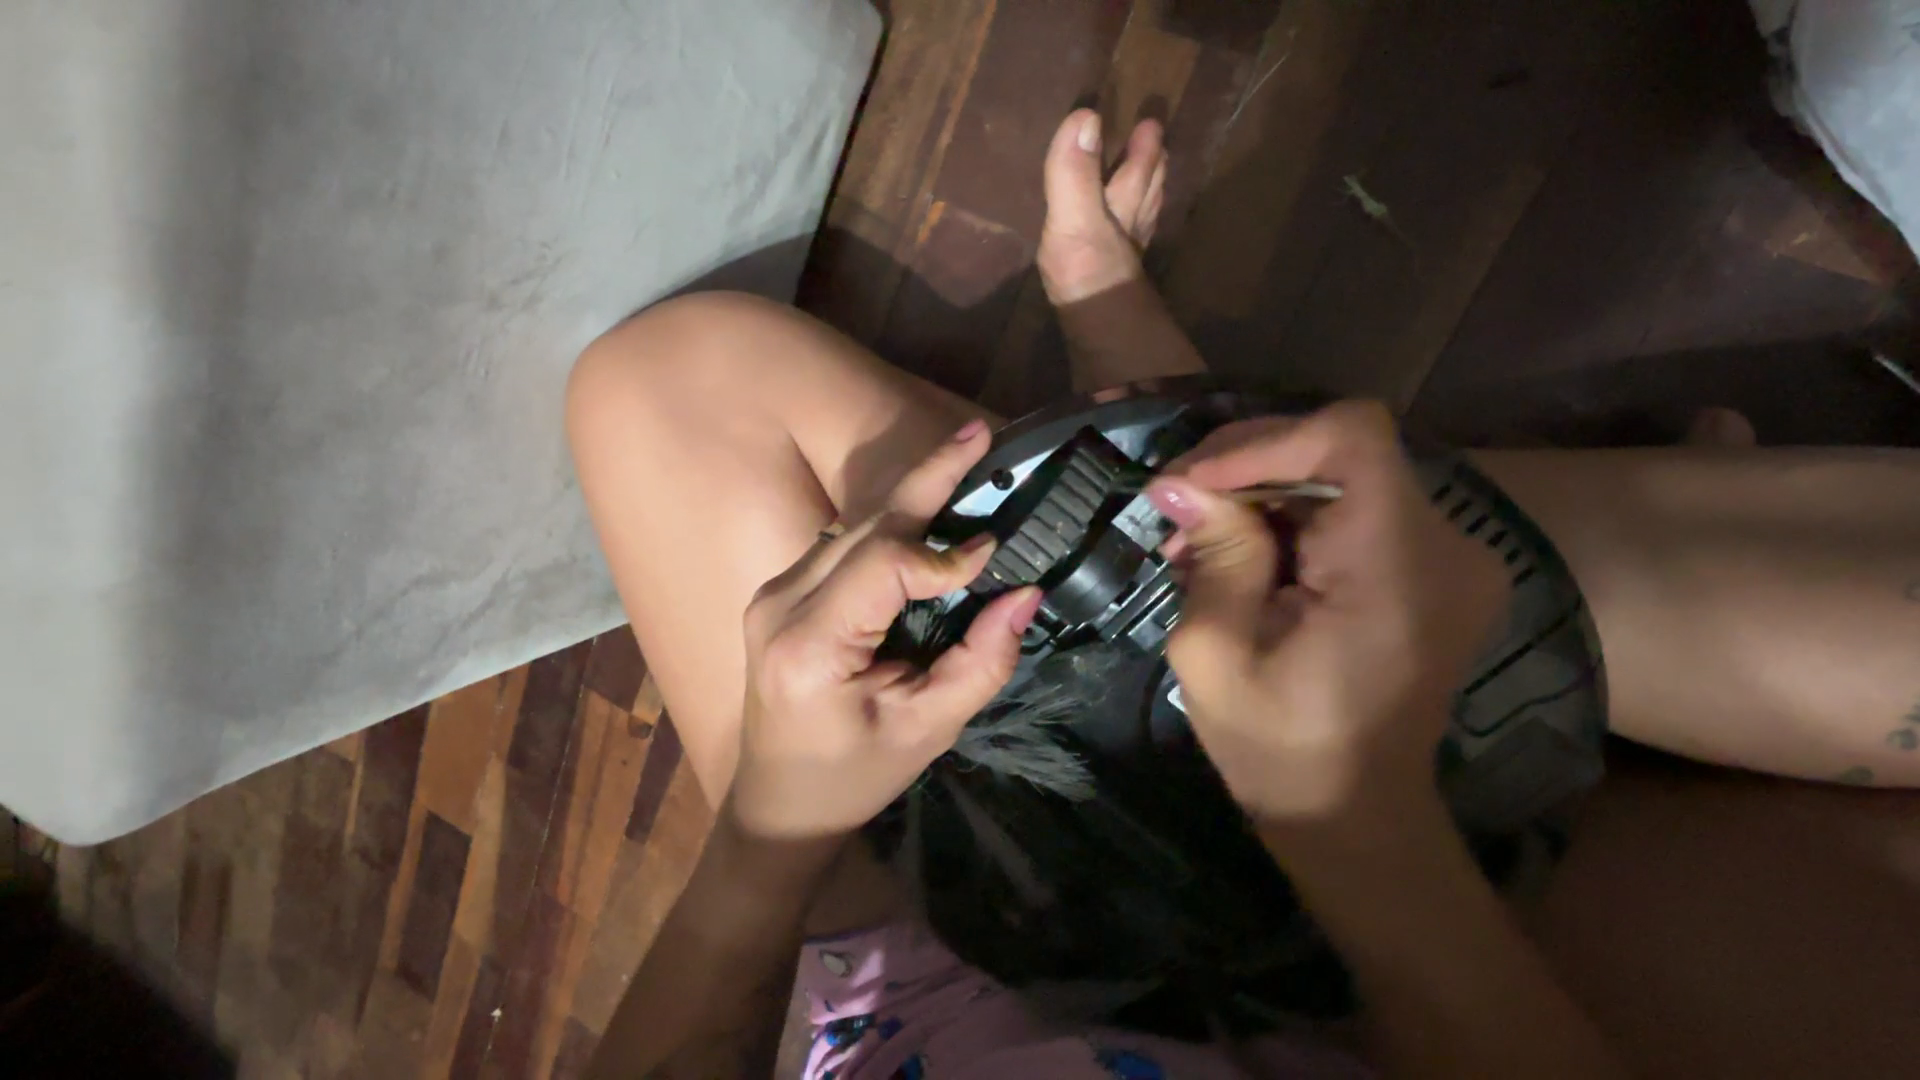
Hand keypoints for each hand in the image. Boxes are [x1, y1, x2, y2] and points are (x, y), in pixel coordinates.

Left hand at [728, 419, 1042, 842]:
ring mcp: (774, 593)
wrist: (778, 802)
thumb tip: (1025, 594)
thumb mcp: (928, 731)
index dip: (944, 552)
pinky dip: (891, 525)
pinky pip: (843, 542)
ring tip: (965, 460)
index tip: (997, 552)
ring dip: (912, 498)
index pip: (883, 565)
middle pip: (865, 527)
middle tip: (980, 436)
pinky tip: (928, 509)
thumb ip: (980, 663)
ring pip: (854, 527)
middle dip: (929, 480)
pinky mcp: (781, 592)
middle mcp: (780, 603)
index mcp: (809, 646)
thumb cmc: (855, 775)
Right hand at [1146, 401, 1509, 830]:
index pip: (1352, 436)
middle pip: (1342, 451)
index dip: (1265, 441)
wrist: (1350, 812)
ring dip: (1260, 494)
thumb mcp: (1215, 653)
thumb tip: (1178, 482)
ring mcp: (1450, 558)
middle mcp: (1447, 549)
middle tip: (1175, 507)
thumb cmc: (1275, 748)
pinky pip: (1353, 510)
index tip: (1195, 483)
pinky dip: (1289, 519)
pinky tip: (1238, 555)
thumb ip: (1213, 556)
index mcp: (1397, 571)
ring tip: (1194, 541)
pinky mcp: (1432, 569)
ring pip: (1341, 476)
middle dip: (1247, 467)